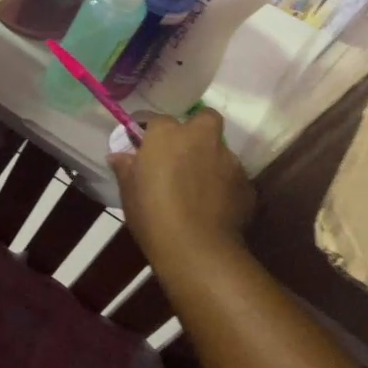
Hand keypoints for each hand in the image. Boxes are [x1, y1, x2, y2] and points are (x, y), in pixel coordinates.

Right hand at [110, 109, 252, 256]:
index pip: (157, 119)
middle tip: (182, 151)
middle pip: (204, 118)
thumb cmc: (152, 214)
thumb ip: (126, 167)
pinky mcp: (247, 185)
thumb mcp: (128, 190)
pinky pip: (233, 177)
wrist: (197, 249)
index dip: (151, 132)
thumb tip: (120, 156)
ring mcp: (229, 161)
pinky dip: (224, 185)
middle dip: (195, 129)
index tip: (143, 146)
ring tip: (198, 185)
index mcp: (167, 135)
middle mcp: (201, 139)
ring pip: (220, 150)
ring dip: (210, 160)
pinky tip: (213, 205)